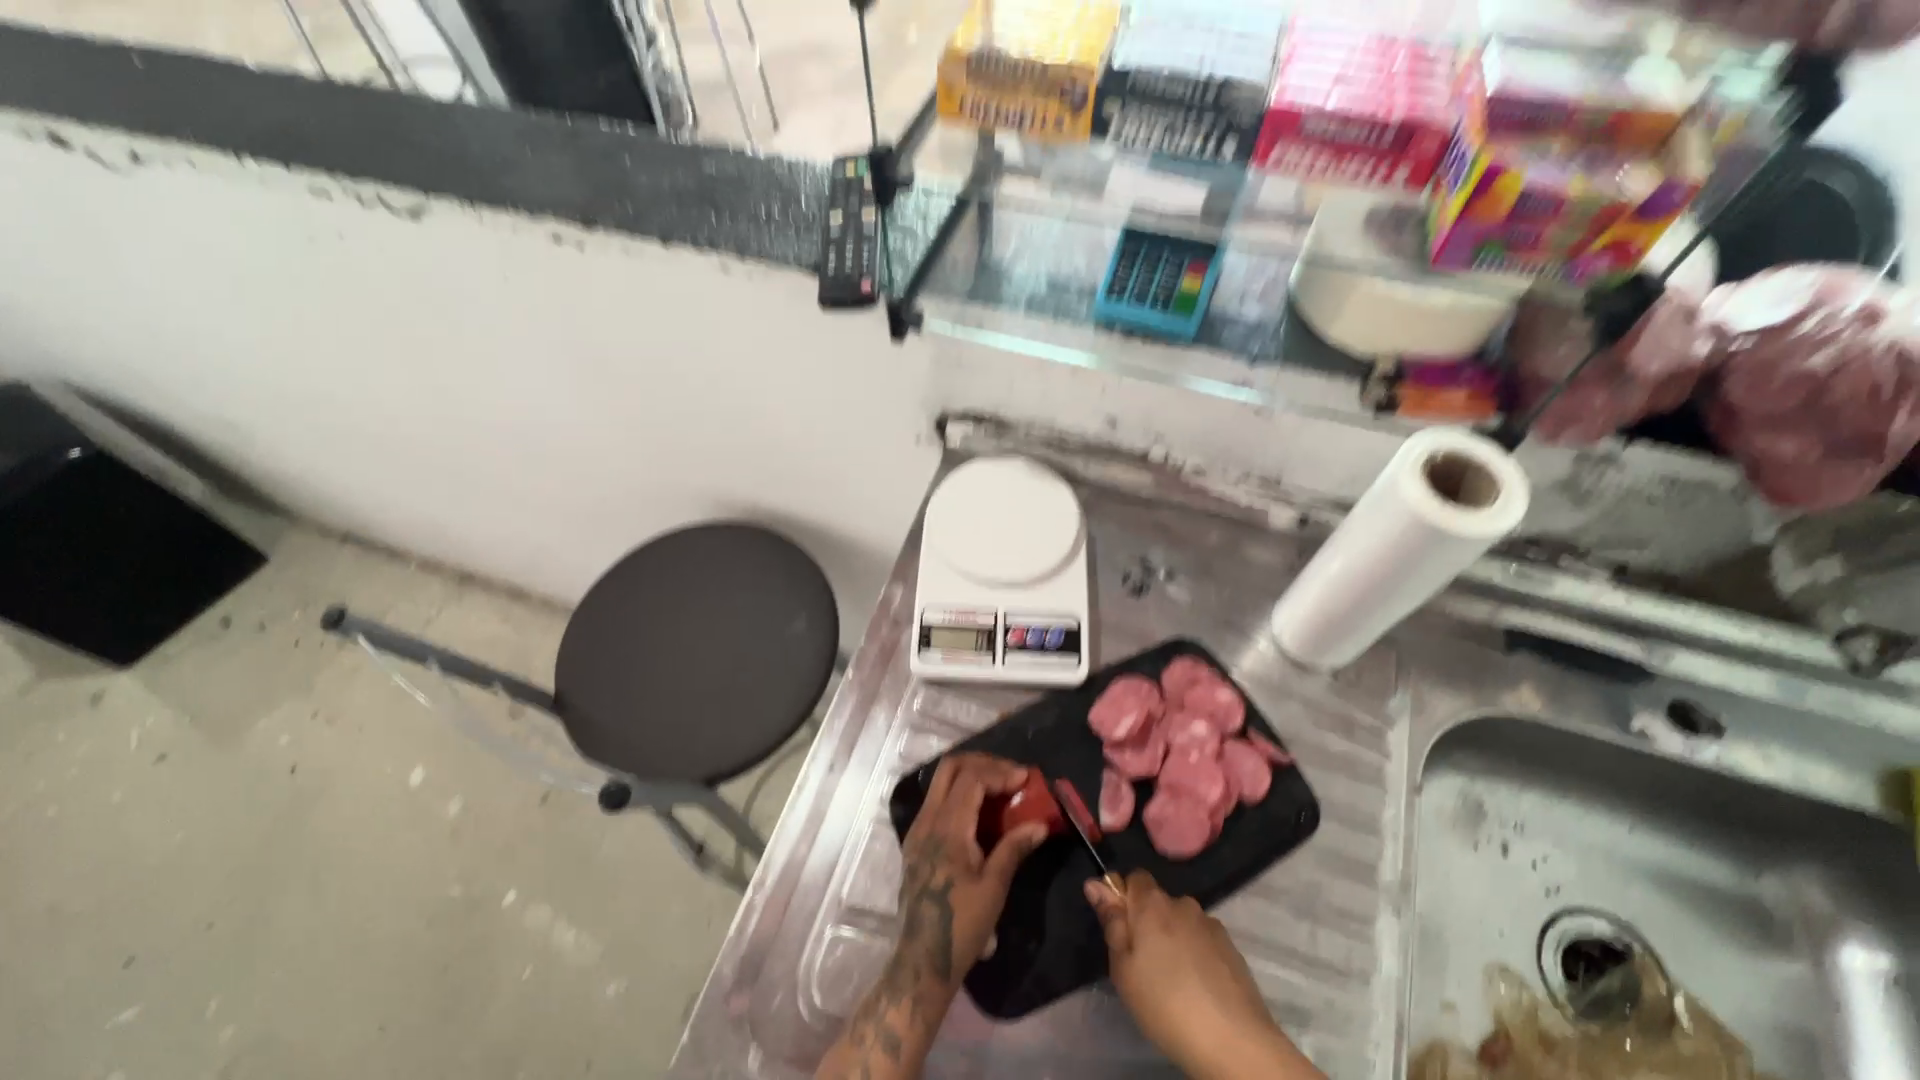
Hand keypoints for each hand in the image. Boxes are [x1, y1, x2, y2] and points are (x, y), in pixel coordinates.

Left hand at [816, 755, 1045, 1079]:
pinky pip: (938, 801)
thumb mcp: (994, 886)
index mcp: (946, 828)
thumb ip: (1014, 848)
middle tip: (1013, 775)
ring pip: (941, 782)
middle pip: (950, 768)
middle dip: (983, 764)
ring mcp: (918, 830)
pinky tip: (984, 811)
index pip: (971, 779)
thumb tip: (1040, 823)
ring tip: (1003, 788)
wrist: (923, 957)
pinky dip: (962, 793)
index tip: (1026, 780)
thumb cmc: (962, 924)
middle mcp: (926, 820)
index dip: (1000, 772)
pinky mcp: (917, 841)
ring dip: (972, 776)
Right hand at [1085, 871, 1324, 1079]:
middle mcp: (1184, 905)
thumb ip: (1111, 922)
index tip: (1120, 929)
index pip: (1135, 877)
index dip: (1124, 897)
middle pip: (1159, 903)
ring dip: (1174, 940)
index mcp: (1153, 905)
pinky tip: (1197, 988)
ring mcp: (1212, 926)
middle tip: (1143, 966)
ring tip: (1173, 982)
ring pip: (1182, 924)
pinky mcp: (1232, 949)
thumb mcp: (1123, 969)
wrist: (1234, 1040)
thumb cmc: (1164, 1004)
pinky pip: (1203, 941)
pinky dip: (1196, 956)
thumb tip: (1095, 884)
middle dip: (1149, 924)